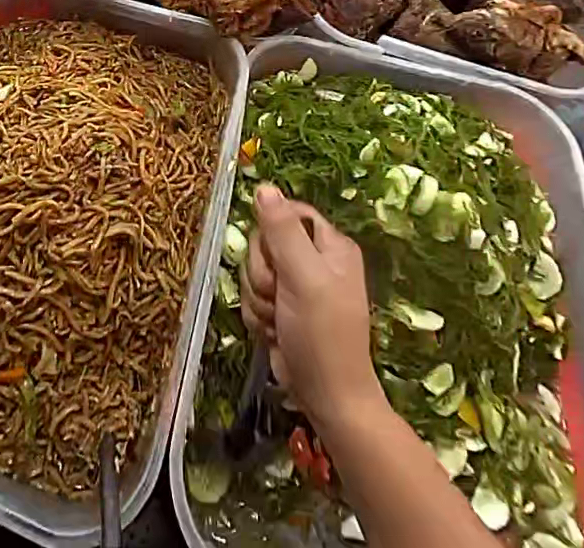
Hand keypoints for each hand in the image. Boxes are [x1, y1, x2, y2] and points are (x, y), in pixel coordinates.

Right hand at [241, 182, 381, 431]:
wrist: (326, 397)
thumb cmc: (322, 334)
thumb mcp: (303, 276)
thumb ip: (281, 231)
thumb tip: (264, 186)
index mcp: (330, 244)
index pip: (285, 213)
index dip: (271, 235)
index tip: (275, 257)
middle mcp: (315, 259)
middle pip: (264, 242)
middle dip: (262, 273)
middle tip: (279, 296)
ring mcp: (297, 284)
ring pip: (254, 271)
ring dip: (259, 299)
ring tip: (279, 319)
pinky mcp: (281, 307)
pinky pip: (253, 296)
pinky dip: (259, 316)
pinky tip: (274, 332)